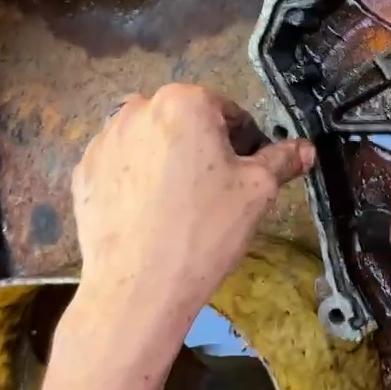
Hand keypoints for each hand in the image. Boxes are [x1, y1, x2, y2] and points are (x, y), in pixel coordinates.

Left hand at [65, 85, 313, 350]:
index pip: (229, 112)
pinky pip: (123, 165)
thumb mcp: (257, 191)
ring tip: (181, 206)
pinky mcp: (84, 172)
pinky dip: (139, 180)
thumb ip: (282, 160)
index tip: (245, 174)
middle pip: (187, 122)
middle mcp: (138, 109)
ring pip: (153, 142)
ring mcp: (105, 140)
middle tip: (216, 192)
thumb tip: (306, 148)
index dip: (245, 143)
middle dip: (205, 148)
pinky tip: (151, 215)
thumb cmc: (205, 230)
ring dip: (170, 161)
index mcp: (185, 102)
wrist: (138, 287)